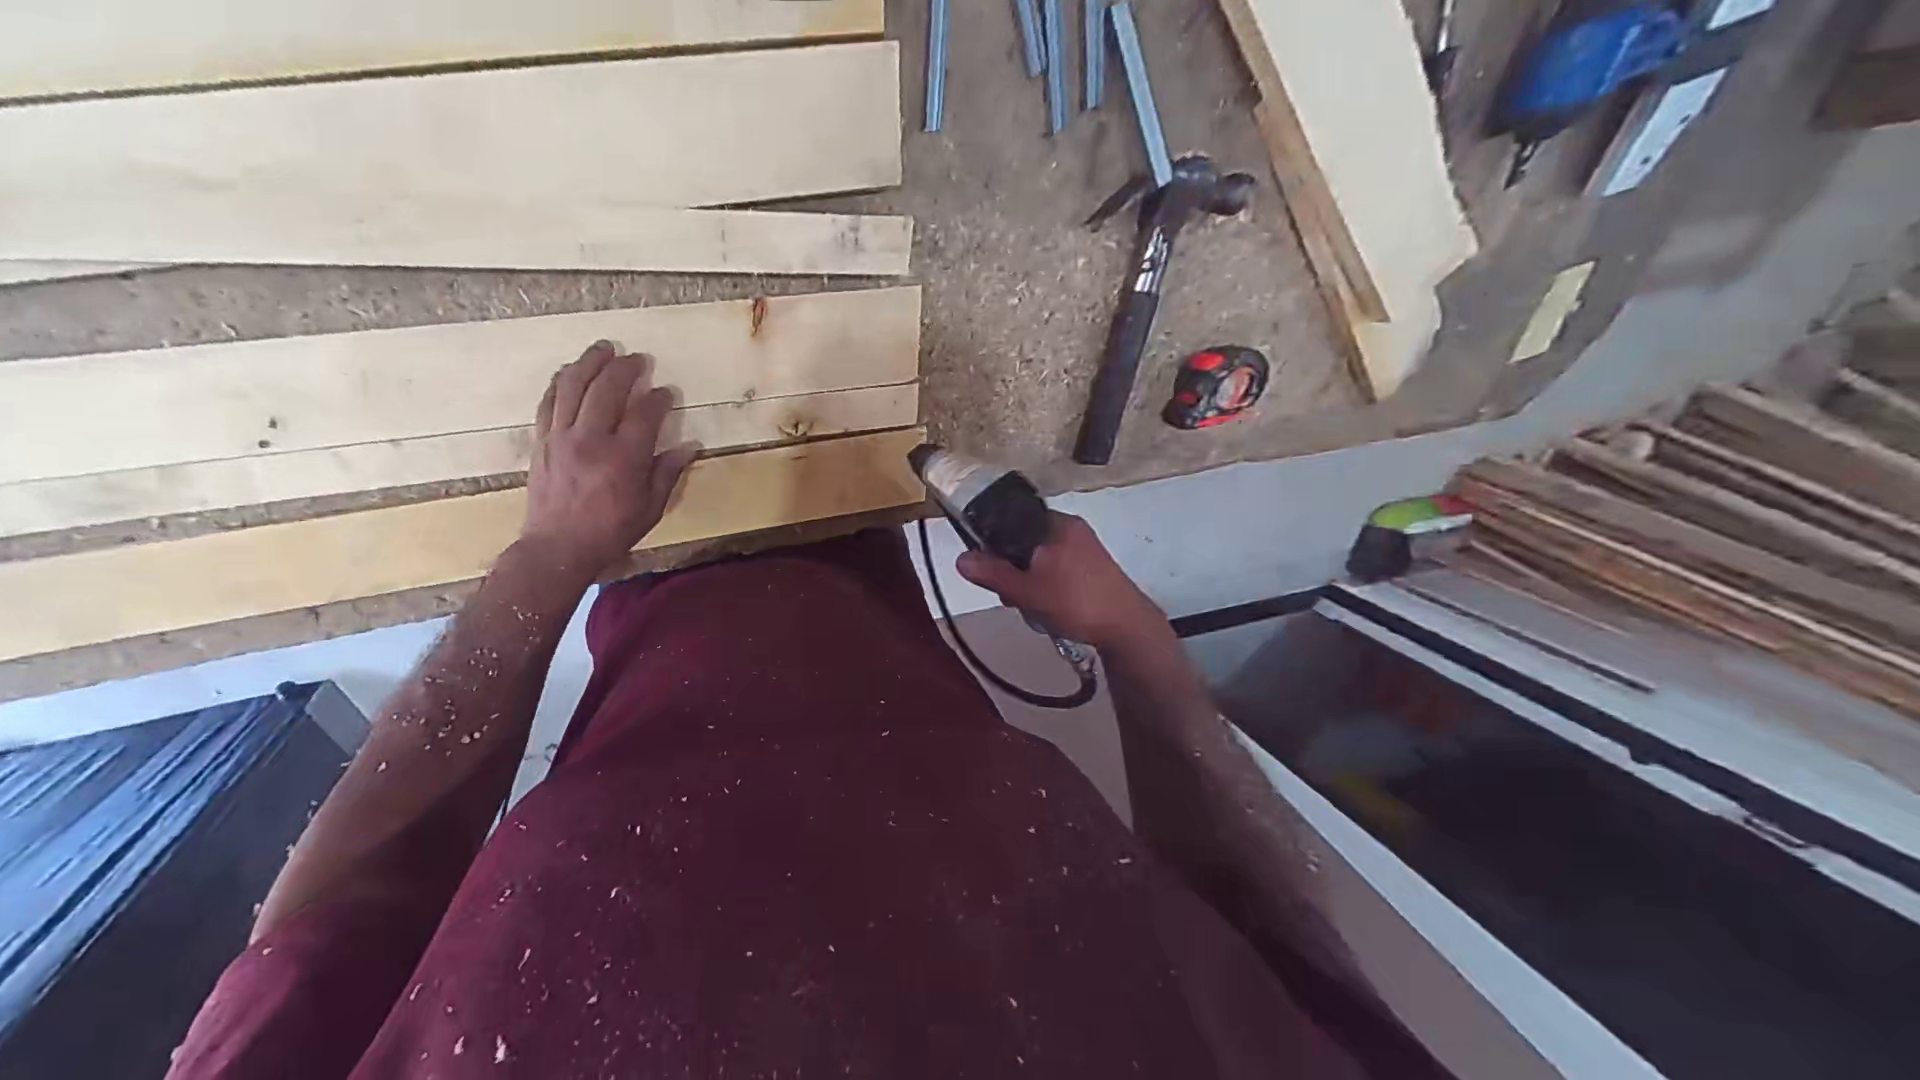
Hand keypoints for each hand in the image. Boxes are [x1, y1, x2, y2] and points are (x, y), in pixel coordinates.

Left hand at [520, 342, 695, 576]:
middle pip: (607, 389)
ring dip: (589, 362)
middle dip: (625, 368)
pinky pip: (549, 401)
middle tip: (638, 359)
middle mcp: (591, 439)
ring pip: (573, 386)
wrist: (558, 548)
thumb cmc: (612, 531)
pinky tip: (570, 372)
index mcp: (624, 458)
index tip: (668, 392)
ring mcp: (561, 437)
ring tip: (603, 348)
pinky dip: (561, 382)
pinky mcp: (541, 440)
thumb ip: (668, 472)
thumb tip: (690, 446)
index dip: (659, 399)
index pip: (645, 413)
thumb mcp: (651, 507)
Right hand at [954, 512, 1163, 648]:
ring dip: (1030, 585)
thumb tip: (961, 558)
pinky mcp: (1094, 570)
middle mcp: (1072, 529)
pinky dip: (1048, 589)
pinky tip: (1049, 611)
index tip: (991, 571)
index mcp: (1057, 523)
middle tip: (1014, 597)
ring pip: (1040, 563)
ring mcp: (1086, 549)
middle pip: (1025, 545)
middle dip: (1014, 572)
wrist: (1126, 627)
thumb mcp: (1026, 590)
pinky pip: (1058, 572)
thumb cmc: (1075, 601)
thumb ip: (992, 573)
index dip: (996, 546)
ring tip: (1033, 609)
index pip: (1012, 521)